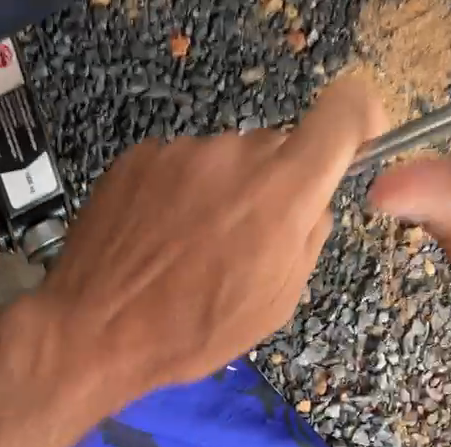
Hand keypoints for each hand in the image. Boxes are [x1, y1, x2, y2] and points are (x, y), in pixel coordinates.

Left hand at [33, 76, 386, 396]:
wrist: (95, 331)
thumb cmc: (189, 332)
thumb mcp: (272, 305)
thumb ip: (306, 240)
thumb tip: (312, 206)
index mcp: (283, 190)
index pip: (343, 110)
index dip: (355, 122)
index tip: (350, 144)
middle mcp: (235, 154)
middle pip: (273, 148)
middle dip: (269, 187)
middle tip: (238, 241)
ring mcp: (181, 151)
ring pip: (220, 161)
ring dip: (216, 193)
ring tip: (182, 250)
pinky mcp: (137, 157)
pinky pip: (174, 167)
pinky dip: (172, 195)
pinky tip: (151, 239)